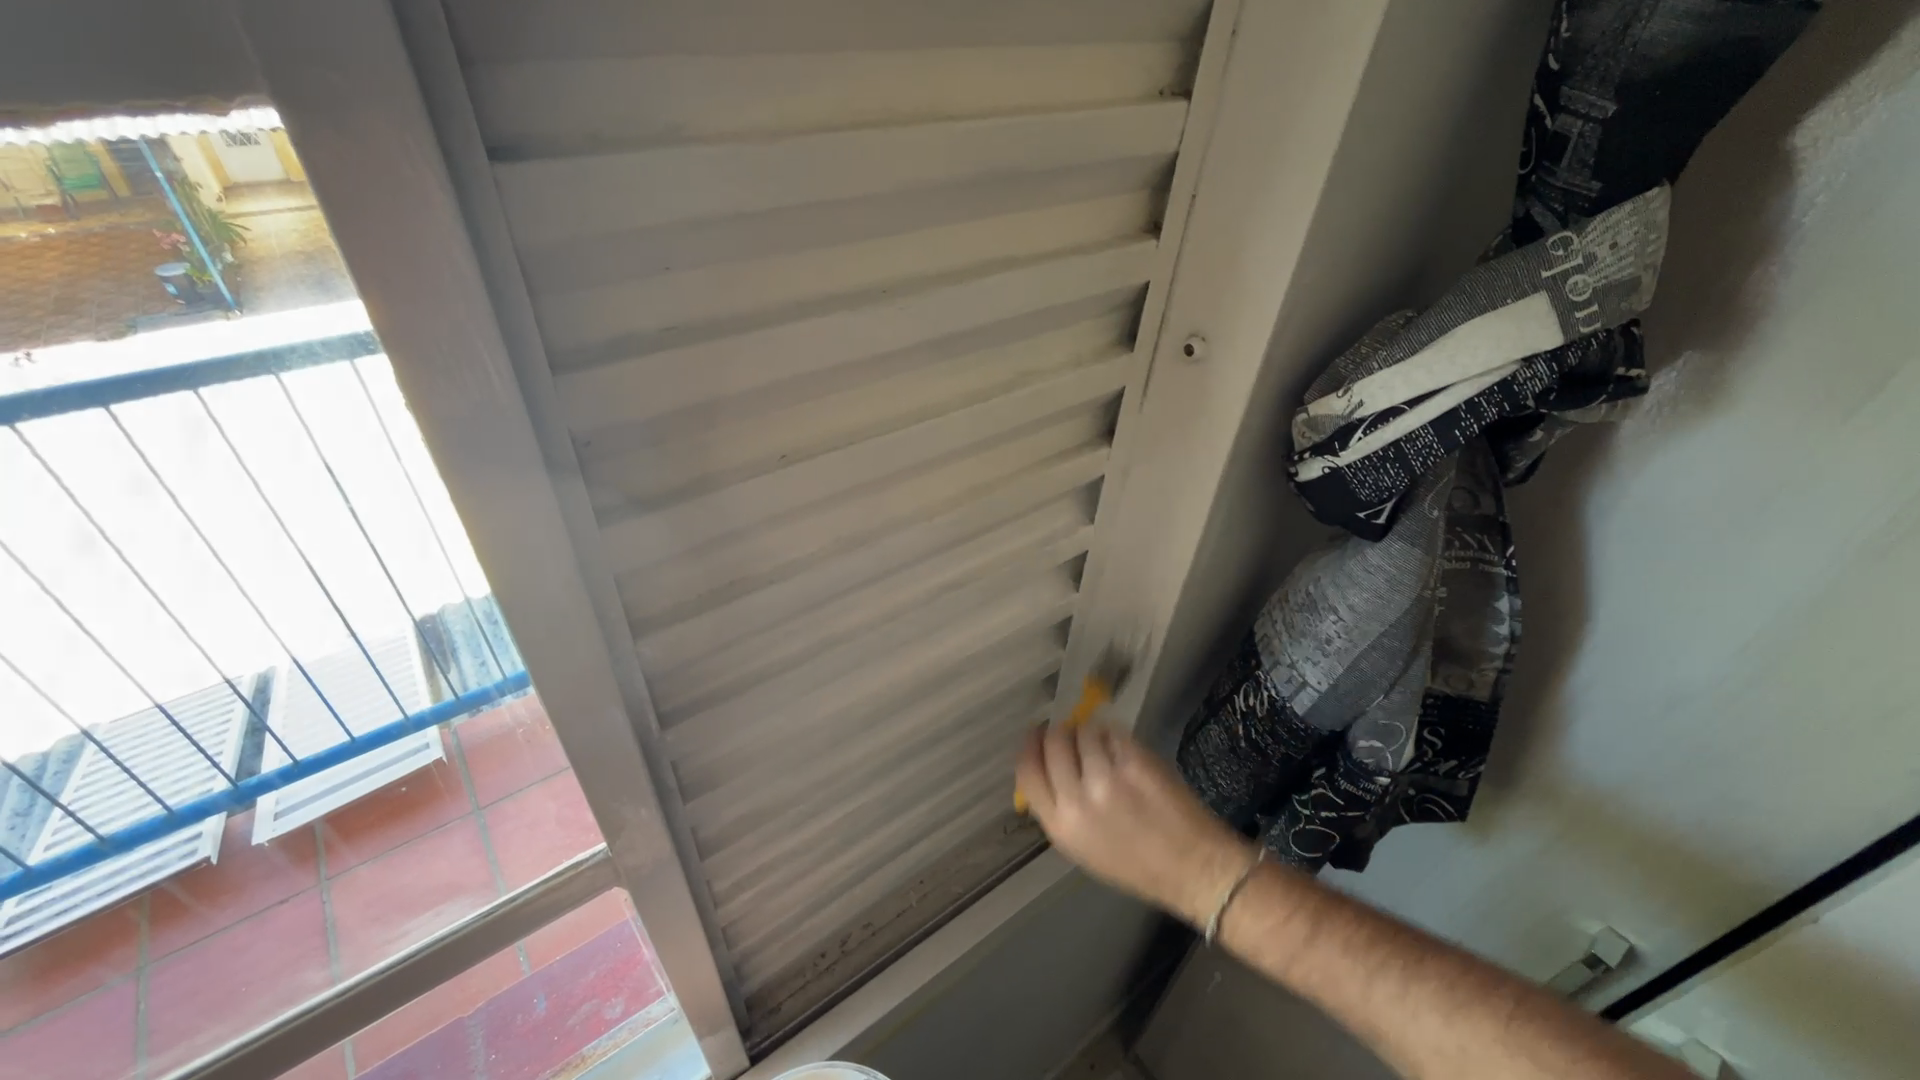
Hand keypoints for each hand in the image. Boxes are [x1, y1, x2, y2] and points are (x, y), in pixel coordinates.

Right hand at [1016, 720, 1256, 926]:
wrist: (1193, 867)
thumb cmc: (1136, 866)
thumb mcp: (1082, 848)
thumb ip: (1059, 809)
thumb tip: (1047, 769)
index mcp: (1060, 826)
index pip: (1027, 770)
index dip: (1030, 746)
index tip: (1035, 735)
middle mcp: (1077, 800)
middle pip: (1052, 744)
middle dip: (1059, 733)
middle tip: (1071, 734)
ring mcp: (1107, 778)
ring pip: (1083, 732)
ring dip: (1089, 732)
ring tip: (1103, 745)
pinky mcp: (1135, 762)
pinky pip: (1111, 733)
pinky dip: (1114, 735)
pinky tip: (1123, 748)